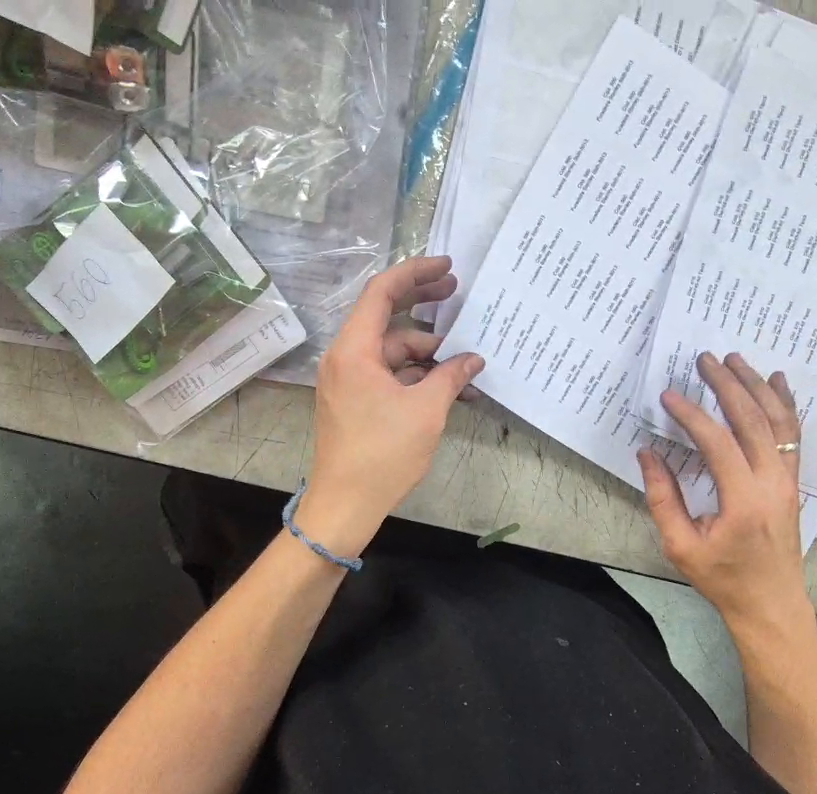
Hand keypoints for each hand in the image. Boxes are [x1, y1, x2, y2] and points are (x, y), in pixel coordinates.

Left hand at [297, 256, 484, 555]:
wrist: (345, 503)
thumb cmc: (383, 454)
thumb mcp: (426, 411)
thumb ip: (450, 377)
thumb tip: (472, 360)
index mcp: (354, 350)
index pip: (382, 293)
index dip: (416, 273)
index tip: (448, 267)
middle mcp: (345, 358)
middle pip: (386, 317)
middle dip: (422, 305)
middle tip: (458, 293)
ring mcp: (347, 381)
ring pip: (391, 351)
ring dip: (427, 353)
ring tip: (466, 363)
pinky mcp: (353, 402)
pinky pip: (387, 376)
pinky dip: (414, 376)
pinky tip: (447, 387)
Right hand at [637, 353, 809, 630]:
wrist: (771, 602)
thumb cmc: (722, 579)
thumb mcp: (682, 546)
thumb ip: (664, 498)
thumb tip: (648, 454)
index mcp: (744, 501)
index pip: (718, 443)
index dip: (692, 415)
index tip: (668, 396)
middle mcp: (772, 483)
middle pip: (752, 420)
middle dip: (727, 385)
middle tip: (704, 358)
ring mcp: (788, 480)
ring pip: (777, 421)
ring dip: (756, 386)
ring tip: (734, 359)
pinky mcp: (793, 481)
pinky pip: (792, 434)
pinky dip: (785, 404)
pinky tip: (775, 381)